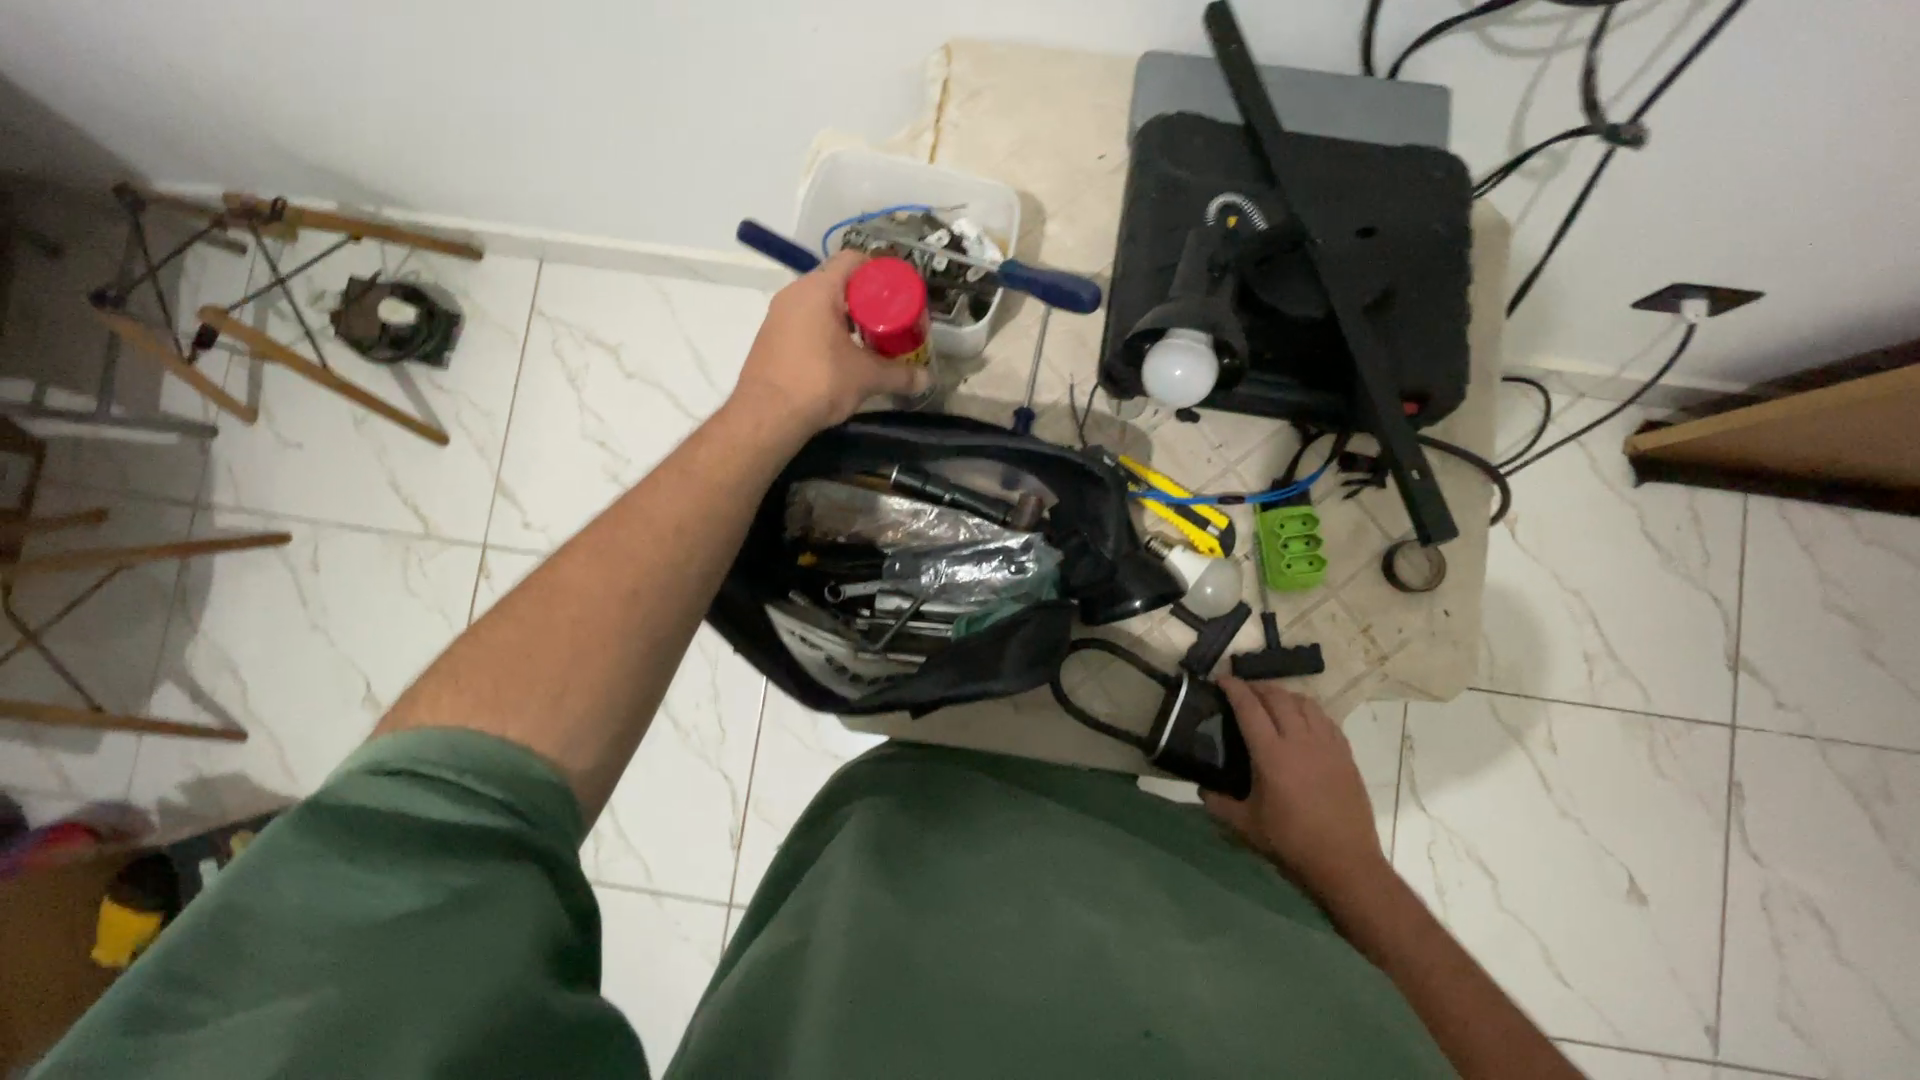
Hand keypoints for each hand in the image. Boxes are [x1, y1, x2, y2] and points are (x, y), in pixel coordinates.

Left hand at [727, 251, 930, 436]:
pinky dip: (826, 332)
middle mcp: (794, 293)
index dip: (879, 273)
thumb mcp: (866, 377)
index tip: (897, 295)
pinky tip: (841, 357)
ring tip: (869, 341)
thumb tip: (926, 380)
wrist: (766, 417)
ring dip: (846, 319)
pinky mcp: (771, 338)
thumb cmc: (818, 383)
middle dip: (866, 300)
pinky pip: (805, 323)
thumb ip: (899, 375)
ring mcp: (778, 315)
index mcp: (818, 289)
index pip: (853, 260)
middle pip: (838, 283)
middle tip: (889, 321)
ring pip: (820, 305)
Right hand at [1204, 678, 1392, 898]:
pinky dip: (1309, 711)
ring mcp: (1327, 745)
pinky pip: (1326, 720)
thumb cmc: (1290, 842)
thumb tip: (1202, 790)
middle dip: (1258, 687)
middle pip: (1278, 697)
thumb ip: (1218, 804)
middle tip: (1243, 691)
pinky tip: (1303, 721)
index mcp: (1271, 754)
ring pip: (1305, 703)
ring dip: (1285, 696)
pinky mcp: (1345, 755)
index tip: (1222, 680)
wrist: (1344, 862)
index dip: (1234, 688)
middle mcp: (1300, 741)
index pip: (1249, 707)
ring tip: (1272, 702)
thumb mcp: (1245, 825)